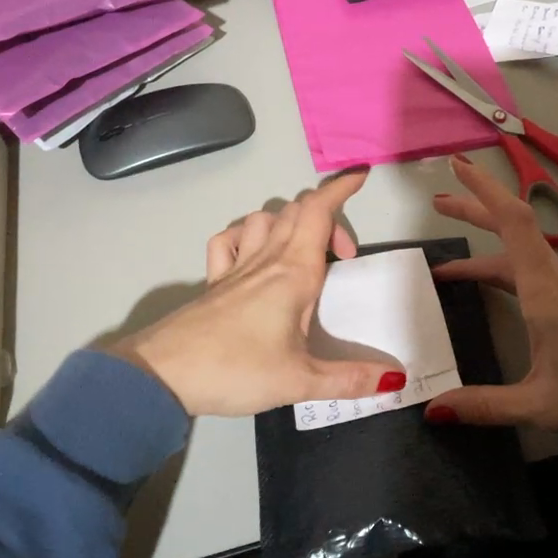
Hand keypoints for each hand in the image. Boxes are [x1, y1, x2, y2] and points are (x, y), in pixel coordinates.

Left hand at [102, 170, 404, 416]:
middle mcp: (266, 259)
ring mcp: (235, 267)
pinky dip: (247, 235)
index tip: (361, 176)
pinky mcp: (213, 282)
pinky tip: (255, 256)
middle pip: (296, 210)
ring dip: (289, 221)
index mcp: (294, 272)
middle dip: (327, 214)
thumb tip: (396, 379)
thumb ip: (348, 379)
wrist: (161, 376)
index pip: (319, 212)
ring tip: (305, 252)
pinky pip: (230, 240)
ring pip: (264, 218)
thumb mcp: (299, 382)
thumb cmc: (236, 371)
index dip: (340, 189)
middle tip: (344, 256)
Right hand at [425, 156, 557, 432]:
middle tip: (438, 201)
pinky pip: (527, 268)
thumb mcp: (538, 403)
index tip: (459, 167)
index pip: (515, 223)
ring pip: (519, 249)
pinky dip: (497, 264)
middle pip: (513, 227)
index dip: (485, 191)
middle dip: (475, 208)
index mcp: (544, 292)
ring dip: (485, 241)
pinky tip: (480, 282)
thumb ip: (484, 405)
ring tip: (445, 259)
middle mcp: (554, 278)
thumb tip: (433, 410)